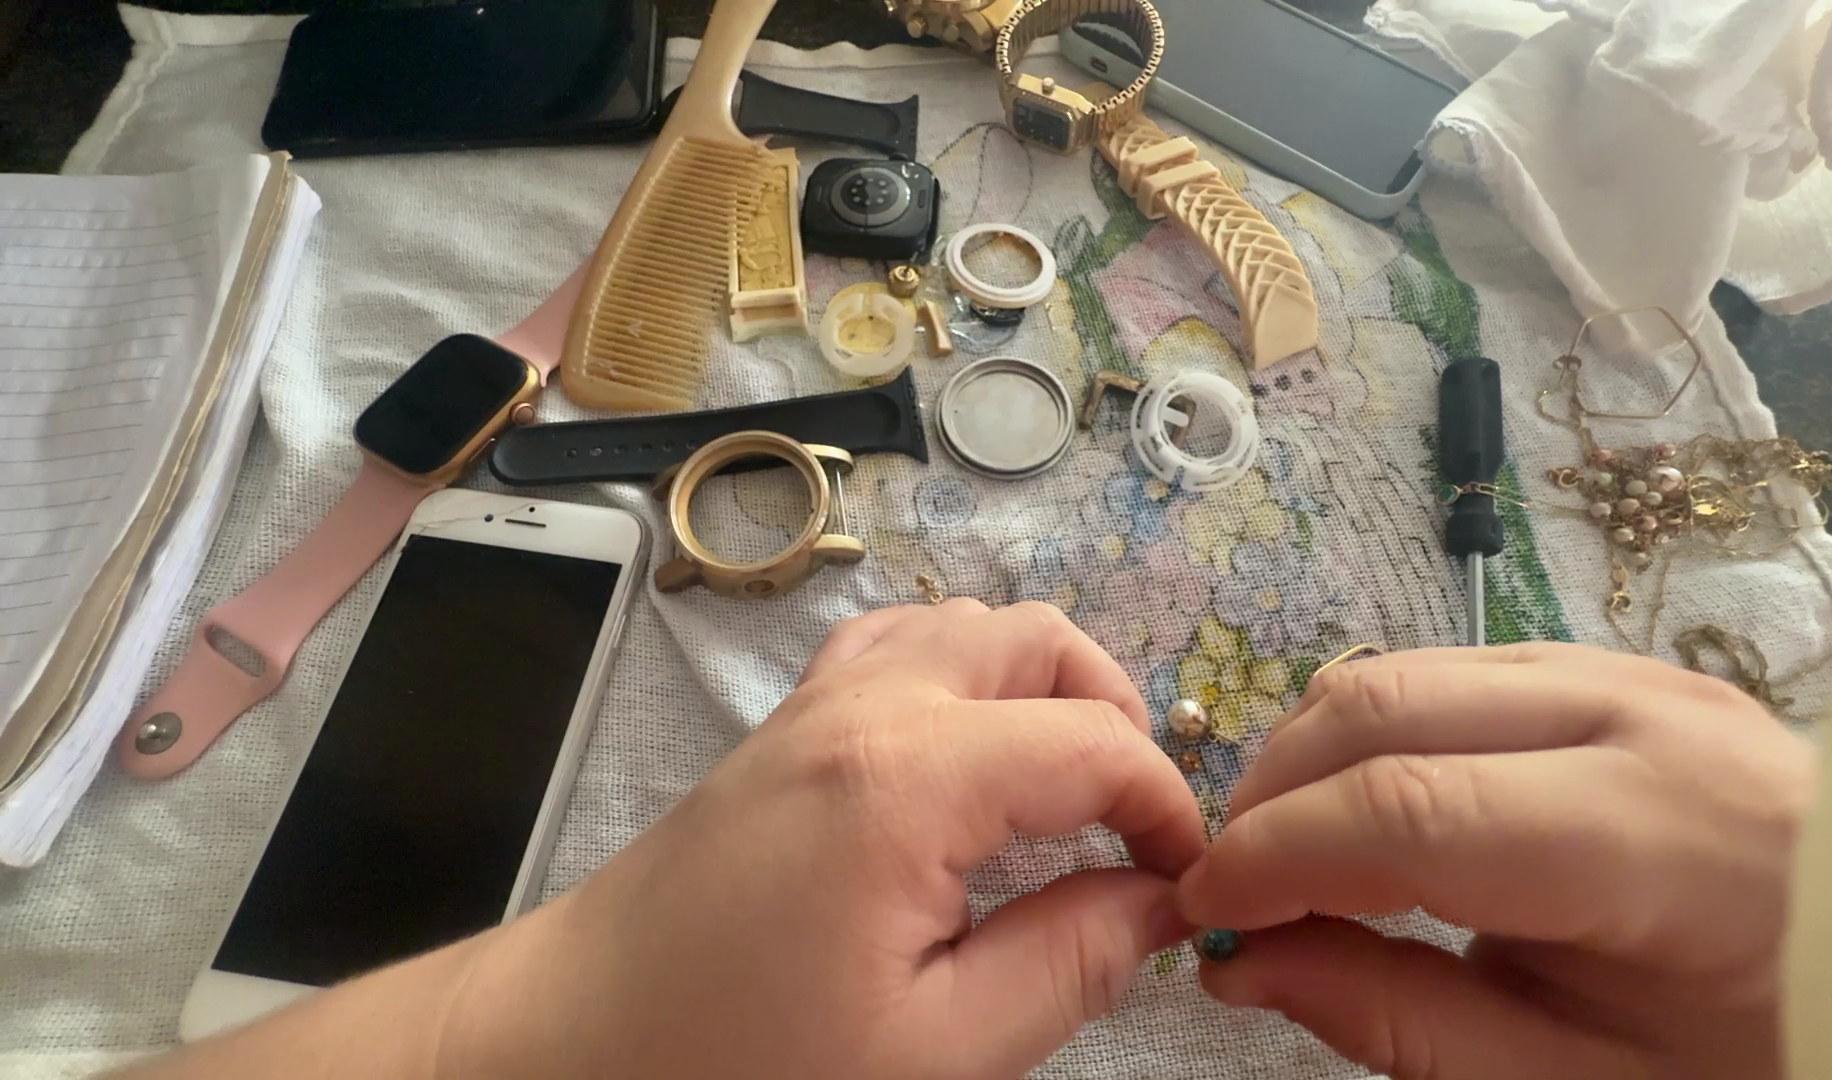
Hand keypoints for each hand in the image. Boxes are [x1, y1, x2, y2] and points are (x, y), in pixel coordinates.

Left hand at [441, 600, 1206, 1078]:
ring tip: (1064, 775)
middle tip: (1130, 816)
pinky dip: (969, 665)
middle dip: (1115, 714)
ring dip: (1047, 683)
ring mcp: (832, 686)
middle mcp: (876, 696)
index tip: (1183, 877)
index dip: (1163, 802)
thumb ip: (1068, 961)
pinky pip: (908, 637)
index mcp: (912, 775)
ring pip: (980, 623)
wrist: (581, 1032)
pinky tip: (971, 734)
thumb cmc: (744, 1060)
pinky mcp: (804, 703)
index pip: (1093, 744)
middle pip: (1044, 643)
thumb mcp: (933, 1053)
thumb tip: (1158, 902)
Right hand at [1180, 644, 1814, 1079]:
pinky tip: (1358, 798)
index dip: (1279, 854)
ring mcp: (1605, 665)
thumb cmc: (1760, 1058)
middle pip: (1377, 711)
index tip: (1206, 905)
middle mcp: (1631, 708)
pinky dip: (1355, 733)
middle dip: (1273, 793)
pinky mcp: (1580, 660)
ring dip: (1304, 756)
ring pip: (1386, 676)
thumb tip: (1235, 964)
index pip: (1410, 811)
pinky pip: (1421, 672)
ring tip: (1288, 840)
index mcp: (1669, 832)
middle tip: (1237, 874)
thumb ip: (1395, 1020)